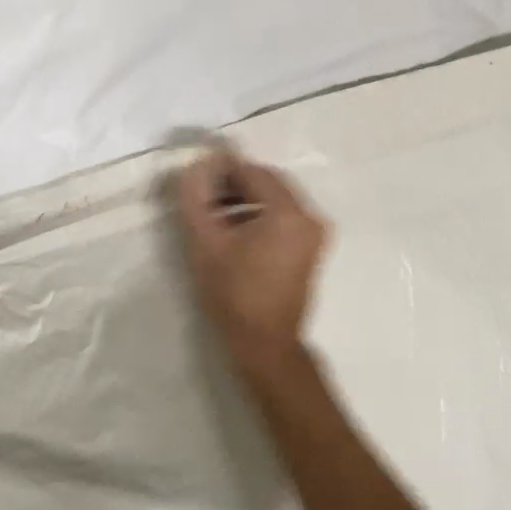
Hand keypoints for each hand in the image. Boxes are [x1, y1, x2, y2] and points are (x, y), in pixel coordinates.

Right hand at [174, 147, 329, 373]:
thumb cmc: (232, 292)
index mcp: (288, 212)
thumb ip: (196, 198)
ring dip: (245, 200)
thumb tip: (195, 167)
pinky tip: (233, 232)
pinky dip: (259, 216)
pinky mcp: (310, 249)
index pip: (253, 171)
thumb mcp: (205, 242)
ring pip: (276, 200)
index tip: (196, 178)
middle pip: (268, 183)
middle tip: (202, 196)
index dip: (223, 169)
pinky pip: (283, 218)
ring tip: (213, 216)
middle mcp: (310, 217)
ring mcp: (314, 234)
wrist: (263, 342)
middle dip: (234, 184)